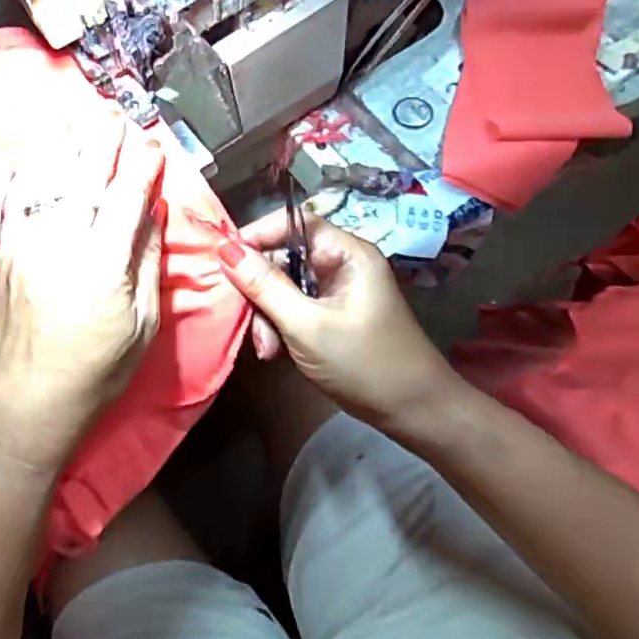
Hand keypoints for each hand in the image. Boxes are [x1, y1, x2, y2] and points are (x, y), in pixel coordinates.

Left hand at [0, 119, 167, 473]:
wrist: (22, 407)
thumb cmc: (92, 377)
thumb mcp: (141, 327)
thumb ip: (148, 263)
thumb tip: (154, 215)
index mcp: (103, 265)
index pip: (126, 198)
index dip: (142, 166)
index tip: (153, 146)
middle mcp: (61, 245)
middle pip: (86, 178)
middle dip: (103, 141)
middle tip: (116, 115)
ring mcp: (26, 247)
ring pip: (48, 182)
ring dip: (66, 147)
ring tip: (80, 121)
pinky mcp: (3, 256)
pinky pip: (15, 203)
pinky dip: (28, 175)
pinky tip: (37, 157)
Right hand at [216, 210, 461, 429]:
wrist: (414, 415)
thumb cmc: (365, 365)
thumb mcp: (306, 326)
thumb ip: (264, 286)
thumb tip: (224, 249)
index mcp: (346, 254)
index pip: (292, 224)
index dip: (257, 235)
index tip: (225, 260)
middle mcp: (340, 264)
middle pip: (282, 258)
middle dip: (260, 292)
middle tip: (250, 325)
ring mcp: (335, 290)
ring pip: (282, 286)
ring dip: (267, 316)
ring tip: (268, 350)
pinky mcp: (330, 314)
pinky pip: (292, 307)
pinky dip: (279, 327)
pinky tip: (275, 353)